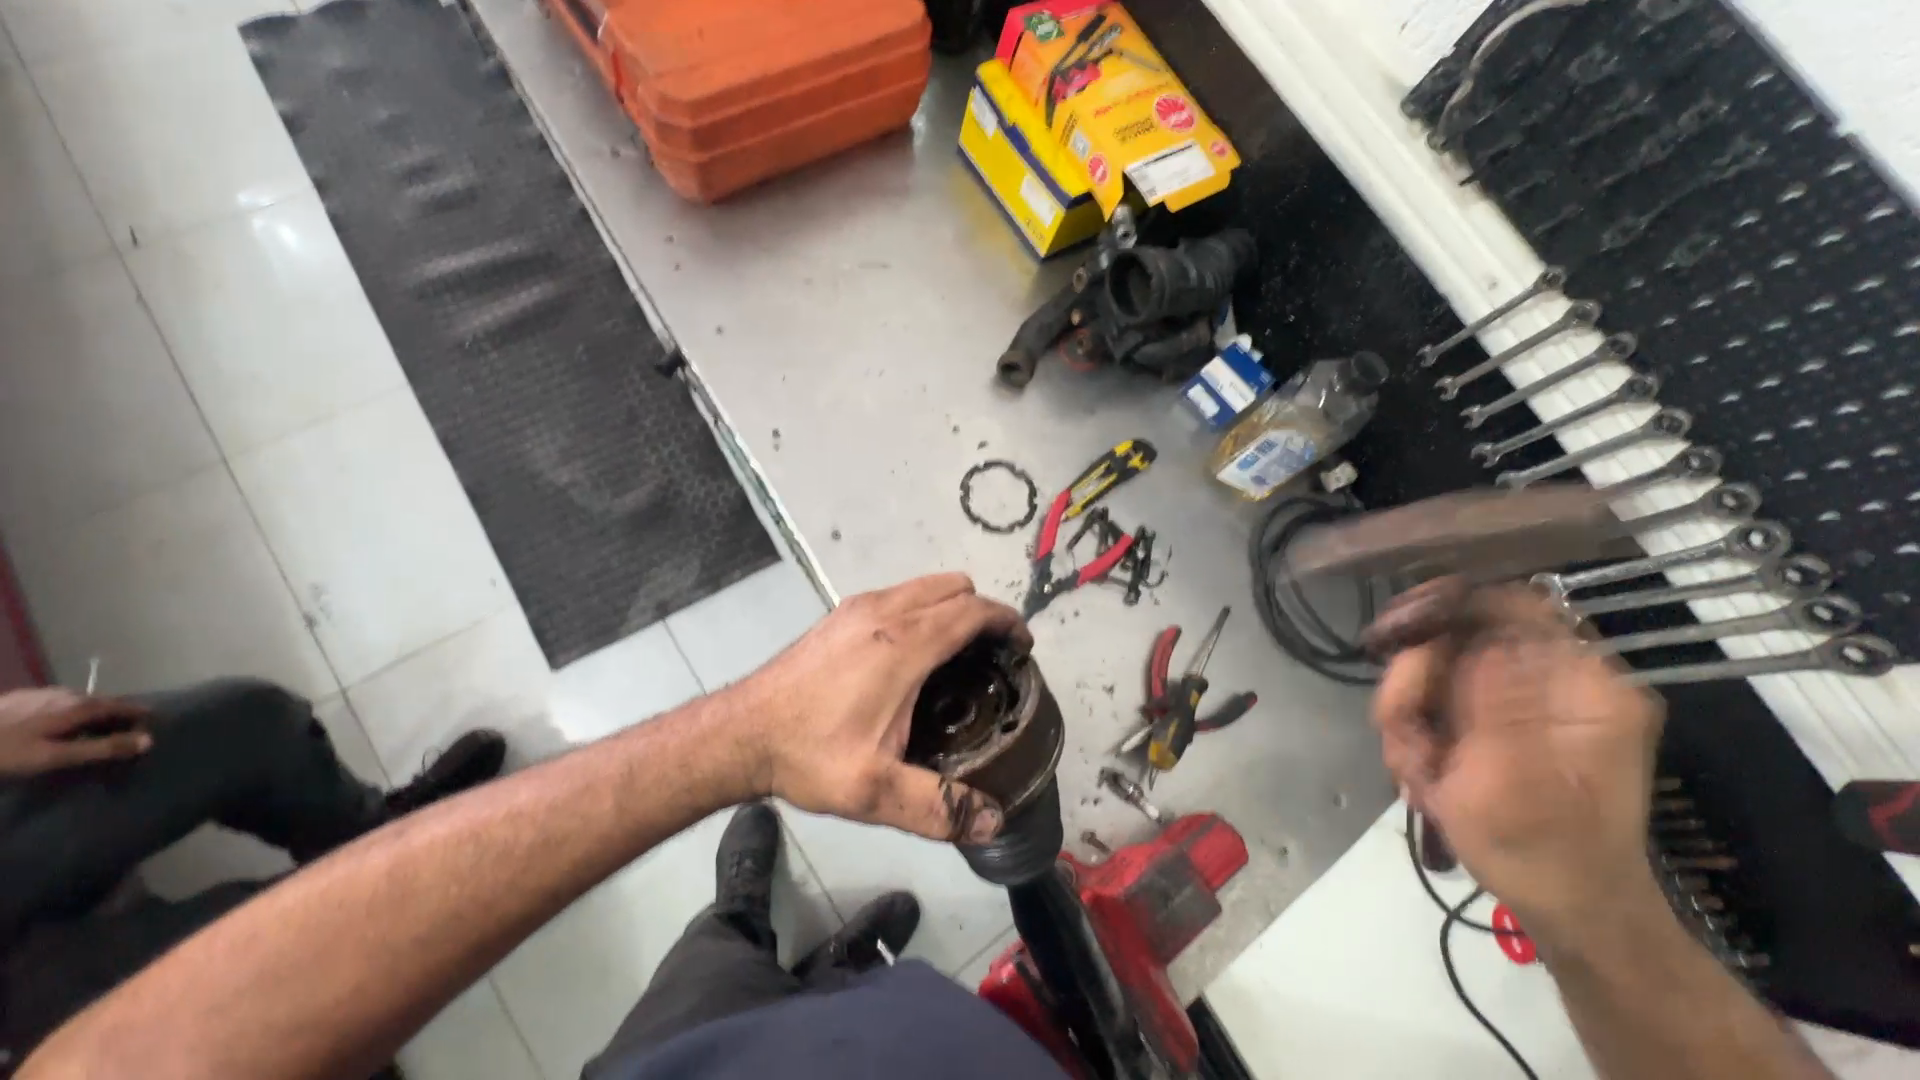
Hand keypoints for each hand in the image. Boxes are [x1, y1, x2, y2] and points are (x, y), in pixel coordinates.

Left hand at [0, 687, 152, 777]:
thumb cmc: (3, 753)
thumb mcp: (53, 757)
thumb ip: (101, 748)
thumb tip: (149, 740)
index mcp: (78, 706)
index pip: (120, 705)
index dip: (138, 713)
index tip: (151, 723)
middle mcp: (63, 694)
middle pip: (99, 701)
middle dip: (114, 713)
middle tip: (121, 730)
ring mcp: (37, 694)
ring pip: (75, 700)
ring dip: (88, 712)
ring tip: (89, 728)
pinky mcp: (15, 699)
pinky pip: (53, 702)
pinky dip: (64, 711)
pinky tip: (53, 724)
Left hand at [733, 573, 1028, 843]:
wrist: (739, 734)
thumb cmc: (809, 756)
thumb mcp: (875, 792)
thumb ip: (937, 807)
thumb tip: (993, 821)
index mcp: (903, 644)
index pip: (972, 610)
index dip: (1006, 623)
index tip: (1022, 649)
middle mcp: (883, 612)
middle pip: (953, 587)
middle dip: (982, 613)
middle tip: (990, 659)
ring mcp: (856, 608)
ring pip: (923, 586)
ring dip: (949, 608)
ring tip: (955, 656)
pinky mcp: (837, 615)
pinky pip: (897, 596)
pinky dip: (919, 610)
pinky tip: (909, 657)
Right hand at [1372, 587, 1664, 928]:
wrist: (1570, 913)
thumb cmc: (1547, 850)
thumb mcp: (1513, 772)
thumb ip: (1487, 692)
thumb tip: (1462, 617)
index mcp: (1581, 682)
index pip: (1512, 607)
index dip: (1449, 608)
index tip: (1397, 632)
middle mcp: (1552, 681)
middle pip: (1459, 642)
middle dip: (1416, 690)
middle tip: (1403, 734)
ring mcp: (1521, 704)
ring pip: (1435, 679)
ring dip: (1410, 725)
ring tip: (1420, 776)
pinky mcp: (1496, 728)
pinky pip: (1435, 710)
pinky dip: (1418, 743)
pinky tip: (1428, 783)